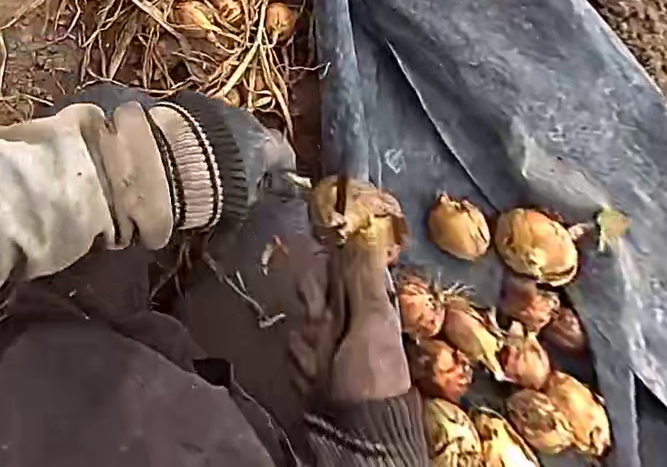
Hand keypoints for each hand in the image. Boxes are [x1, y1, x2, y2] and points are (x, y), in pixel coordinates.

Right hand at [289, 235, 410, 404]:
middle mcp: (346, 320)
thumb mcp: (376, 320)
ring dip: (307, 341)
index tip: (321, 273)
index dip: (326, 268)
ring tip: (320, 361)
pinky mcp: (307, 366)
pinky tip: (314, 376)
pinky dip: (300, 363)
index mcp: (367, 304)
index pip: (338, 268)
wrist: (357, 434)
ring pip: (299, 320)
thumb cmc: (373, 373)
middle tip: (319, 322)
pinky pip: (291, 349)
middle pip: (312, 289)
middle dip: (312, 305)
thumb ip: (365, 277)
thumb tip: (363, 232)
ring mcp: (326, 345)